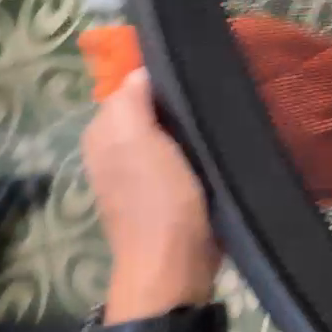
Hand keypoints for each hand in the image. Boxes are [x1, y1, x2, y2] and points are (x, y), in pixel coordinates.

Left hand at [81, 69, 218, 319]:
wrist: (176, 263)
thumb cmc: (159, 199)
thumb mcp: (137, 142)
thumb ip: (131, 102)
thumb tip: (142, 71)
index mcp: (105, 132)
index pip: (131, 85)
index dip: (160, 74)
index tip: (199, 68)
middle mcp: (117, 147)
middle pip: (152, 106)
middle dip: (181, 97)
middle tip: (219, 91)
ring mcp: (143, 170)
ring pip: (170, 128)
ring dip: (194, 121)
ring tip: (226, 114)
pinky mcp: (170, 188)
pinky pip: (183, 150)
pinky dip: (200, 144)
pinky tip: (221, 143)